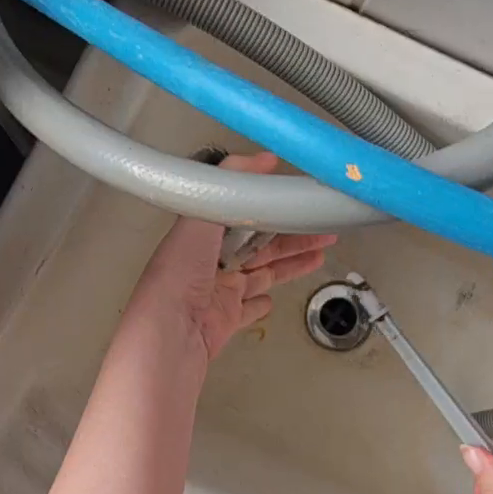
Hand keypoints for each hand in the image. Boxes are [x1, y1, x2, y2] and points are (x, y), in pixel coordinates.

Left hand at [126, 152, 334, 360]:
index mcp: (201, 235)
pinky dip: (261, 302)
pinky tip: (272, 298)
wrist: (168, 336)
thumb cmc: (180, 275)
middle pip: (258, 244)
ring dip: (288, 263)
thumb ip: (230, 183)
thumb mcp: (201, 215)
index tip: (298, 197)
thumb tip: (263, 157)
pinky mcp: (224, 321)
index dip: (271, 205)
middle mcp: (209, 262)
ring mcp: (217, 293)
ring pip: (260, 273)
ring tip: (318, 255)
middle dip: (292, 236)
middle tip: (324, 229)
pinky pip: (248, 309)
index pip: (242, 214)